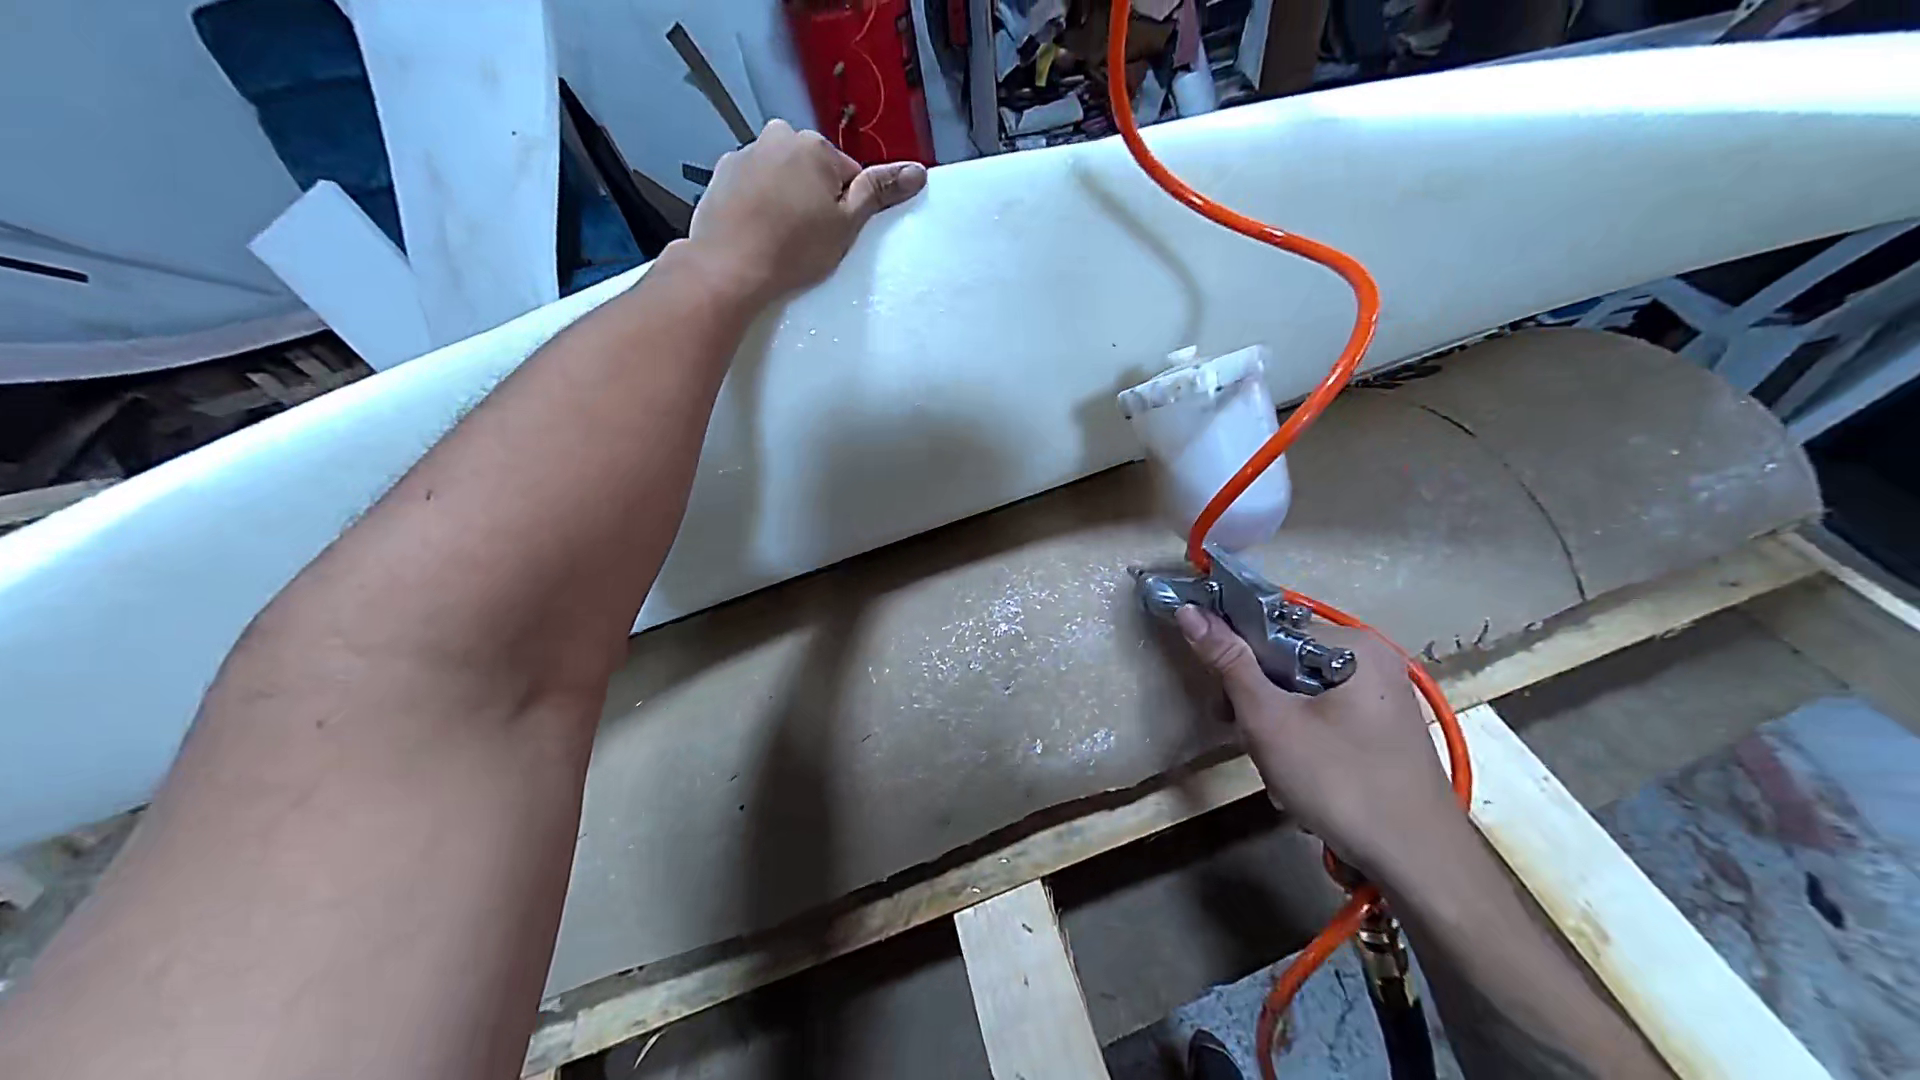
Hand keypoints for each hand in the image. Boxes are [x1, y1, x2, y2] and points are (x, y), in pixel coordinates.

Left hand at [686, 119, 928, 305]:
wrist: (729, 268)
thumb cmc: (794, 249)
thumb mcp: (847, 225)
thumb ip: (879, 192)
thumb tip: (917, 171)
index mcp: (814, 146)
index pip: (848, 174)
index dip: (847, 207)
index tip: (835, 233)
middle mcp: (777, 137)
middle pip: (812, 170)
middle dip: (814, 198)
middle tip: (810, 238)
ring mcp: (744, 154)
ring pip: (780, 177)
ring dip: (785, 200)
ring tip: (781, 239)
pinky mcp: (720, 175)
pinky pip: (752, 187)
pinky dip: (757, 204)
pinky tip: (758, 234)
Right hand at [1175, 605, 1463, 880]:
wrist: (1419, 864)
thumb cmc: (1339, 783)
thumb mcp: (1270, 720)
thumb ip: (1229, 662)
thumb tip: (1189, 610)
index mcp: (1353, 644)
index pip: (1270, 628)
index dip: (1236, 659)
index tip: (1222, 700)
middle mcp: (1372, 659)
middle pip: (1285, 660)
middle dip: (1257, 700)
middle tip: (1246, 736)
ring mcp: (1381, 695)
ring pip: (1299, 691)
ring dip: (1275, 724)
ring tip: (1276, 766)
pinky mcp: (1382, 726)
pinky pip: (1323, 713)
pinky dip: (1301, 736)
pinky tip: (1298, 773)